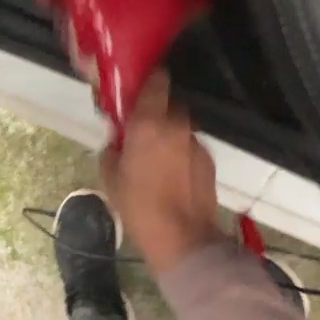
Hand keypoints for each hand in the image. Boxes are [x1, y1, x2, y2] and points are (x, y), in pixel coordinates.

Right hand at [102, 71, 225, 272]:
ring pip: (179, 128)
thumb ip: (112, 149)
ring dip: (167, 136)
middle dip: (154, 115)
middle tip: (138, 134)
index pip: (155, 82)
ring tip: (154, 160)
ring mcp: (197, 142)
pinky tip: (170, 176)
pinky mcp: (209, 161)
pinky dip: (180, 154)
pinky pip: (189, 147)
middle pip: (167, 106)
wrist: (183, 238)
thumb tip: (116, 140)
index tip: (134, 90)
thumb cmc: (139, 207)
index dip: (146, 81)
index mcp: (149, 123)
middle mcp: (177, 125)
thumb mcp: (110, 178)